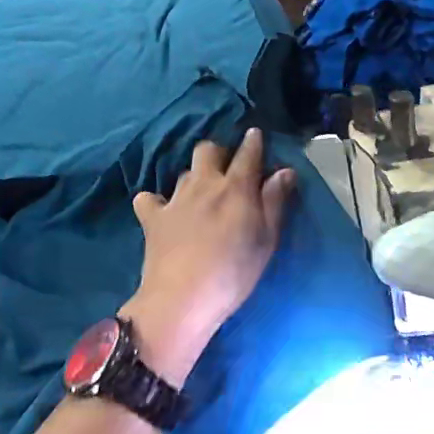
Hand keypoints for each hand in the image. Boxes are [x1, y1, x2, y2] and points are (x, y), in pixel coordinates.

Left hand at [124, 130, 294, 378]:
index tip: (255, 135)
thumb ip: (275, 202)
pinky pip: (149, 198)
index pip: (248, 154)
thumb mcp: (266, 240)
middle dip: (218, 153)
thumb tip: (284, 171)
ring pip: (184, 173)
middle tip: (226, 169)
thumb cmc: (234, 272)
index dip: (253, 142)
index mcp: (235, 187)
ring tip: (200, 194)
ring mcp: (175, 199)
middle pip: (208, 150)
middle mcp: (204, 184)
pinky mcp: (152, 217)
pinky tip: (162, 211)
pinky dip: (155, 201)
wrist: (183, 298)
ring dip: (194, 178)